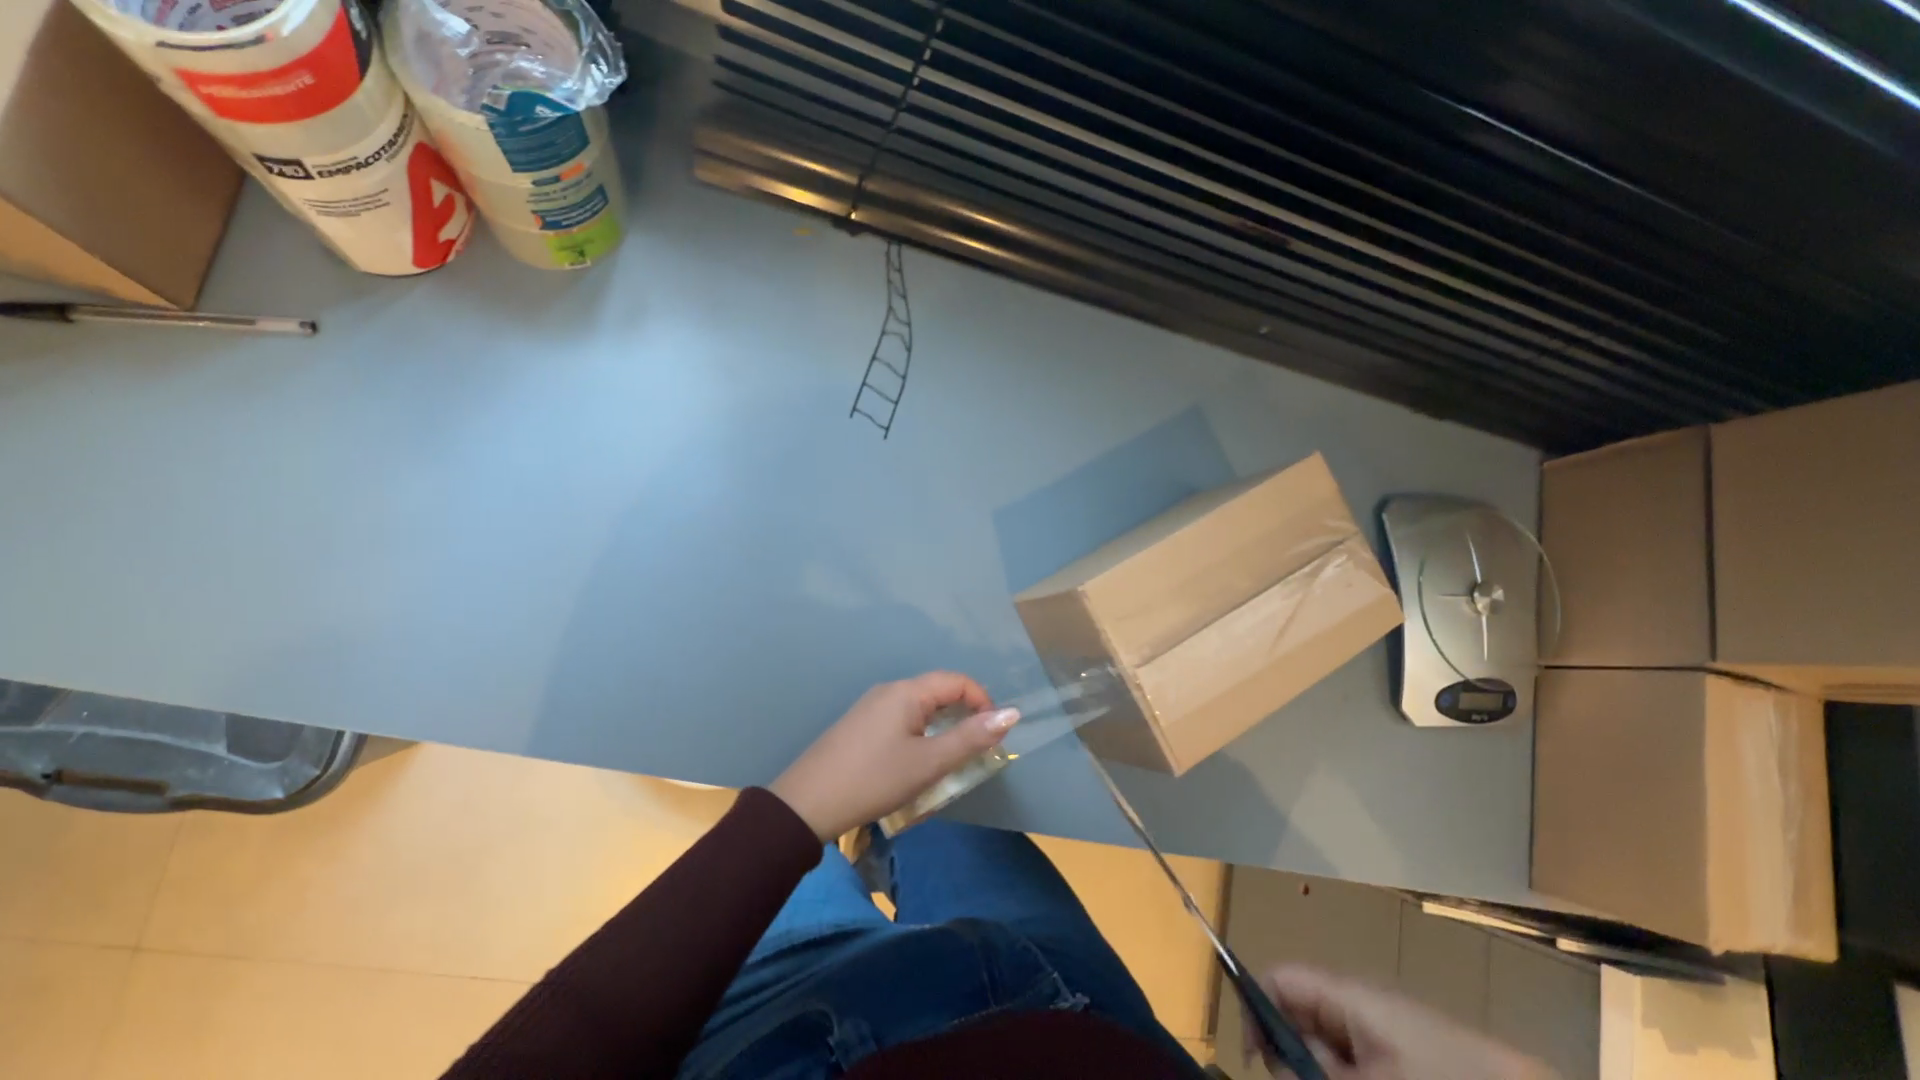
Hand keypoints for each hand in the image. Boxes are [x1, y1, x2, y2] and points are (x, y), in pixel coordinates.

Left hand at [769, 672, 1019, 841]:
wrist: (807, 804)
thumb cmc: (874, 780)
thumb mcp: (929, 763)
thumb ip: (971, 738)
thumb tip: (1011, 714)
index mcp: (906, 692)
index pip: (957, 681)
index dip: (983, 702)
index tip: (994, 736)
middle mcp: (888, 691)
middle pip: (938, 691)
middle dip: (964, 715)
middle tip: (976, 751)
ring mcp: (870, 708)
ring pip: (919, 708)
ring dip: (942, 727)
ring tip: (950, 760)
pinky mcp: (859, 726)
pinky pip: (901, 720)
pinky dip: (920, 734)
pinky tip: (917, 763)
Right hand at [1252, 966, 1554, 1079]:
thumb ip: (1310, 1072)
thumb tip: (1272, 1062)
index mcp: (1348, 994)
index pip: (1279, 979)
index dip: (1256, 1012)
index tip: (1257, 1062)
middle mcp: (1361, 1000)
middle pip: (1299, 1013)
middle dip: (1293, 1055)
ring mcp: (1387, 1026)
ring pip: (1328, 1043)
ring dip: (1324, 1071)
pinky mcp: (1407, 1051)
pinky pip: (1357, 1058)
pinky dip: (1350, 1075)